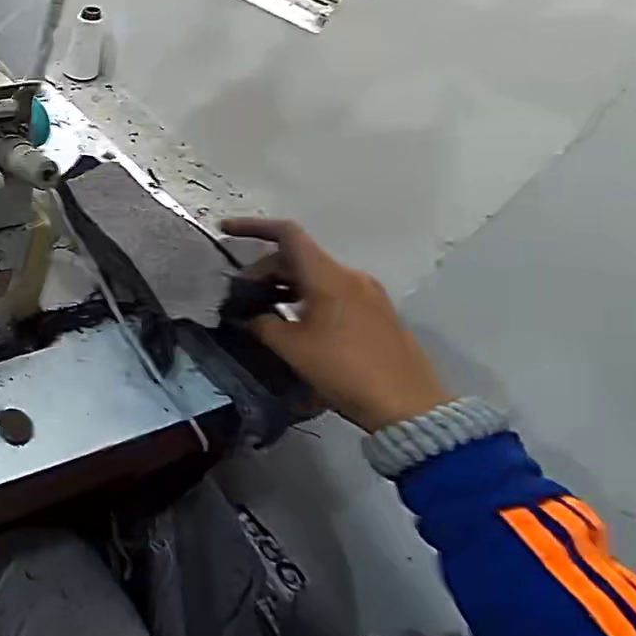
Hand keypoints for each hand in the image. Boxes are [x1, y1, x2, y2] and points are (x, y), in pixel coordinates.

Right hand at [221, 218, 452, 432]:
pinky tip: (294, 320)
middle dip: (265, 269)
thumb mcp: (293, 349)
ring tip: (262, 307)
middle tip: (240, 294)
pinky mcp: (377, 313)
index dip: (253, 227)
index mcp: (328, 276)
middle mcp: (350, 276)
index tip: (226, 230)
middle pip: (299, 257)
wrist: (409, 408)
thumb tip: (246, 318)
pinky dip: (307, 296)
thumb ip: (262, 326)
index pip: (287, 234)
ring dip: (285, 284)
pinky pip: (334, 291)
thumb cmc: (345, 372)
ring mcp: (368, 294)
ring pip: (316, 275)